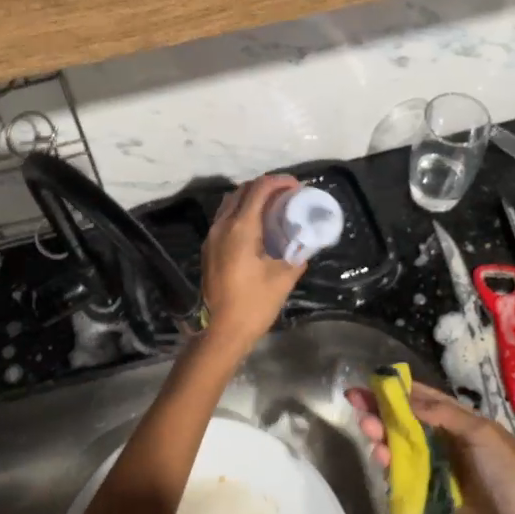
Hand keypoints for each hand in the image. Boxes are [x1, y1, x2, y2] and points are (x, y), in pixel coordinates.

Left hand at [199, 175, 305, 349]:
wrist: (220, 331)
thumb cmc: (253, 304)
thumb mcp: (283, 278)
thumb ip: (297, 255)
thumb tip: (306, 243)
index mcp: (240, 228)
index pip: (259, 189)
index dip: (279, 182)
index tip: (297, 186)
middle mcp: (222, 225)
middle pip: (243, 190)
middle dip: (266, 187)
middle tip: (288, 195)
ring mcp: (212, 236)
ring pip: (231, 202)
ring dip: (252, 198)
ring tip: (274, 207)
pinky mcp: (209, 247)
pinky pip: (225, 217)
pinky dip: (242, 212)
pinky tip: (258, 226)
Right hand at [346, 383, 514, 513]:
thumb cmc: (508, 476)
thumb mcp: (482, 435)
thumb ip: (445, 415)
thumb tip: (408, 399)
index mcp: (462, 421)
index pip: (424, 398)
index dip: (397, 389)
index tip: (369, 381)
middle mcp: (447, 440)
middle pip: (407, 420)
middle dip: (382, 410)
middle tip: (355, 404)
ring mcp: (439, 468)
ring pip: (402, 446)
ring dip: (383, 435)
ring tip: (368, 430)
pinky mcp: (432, 494)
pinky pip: (405, 475)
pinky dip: (390, 465)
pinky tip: (380, 458)